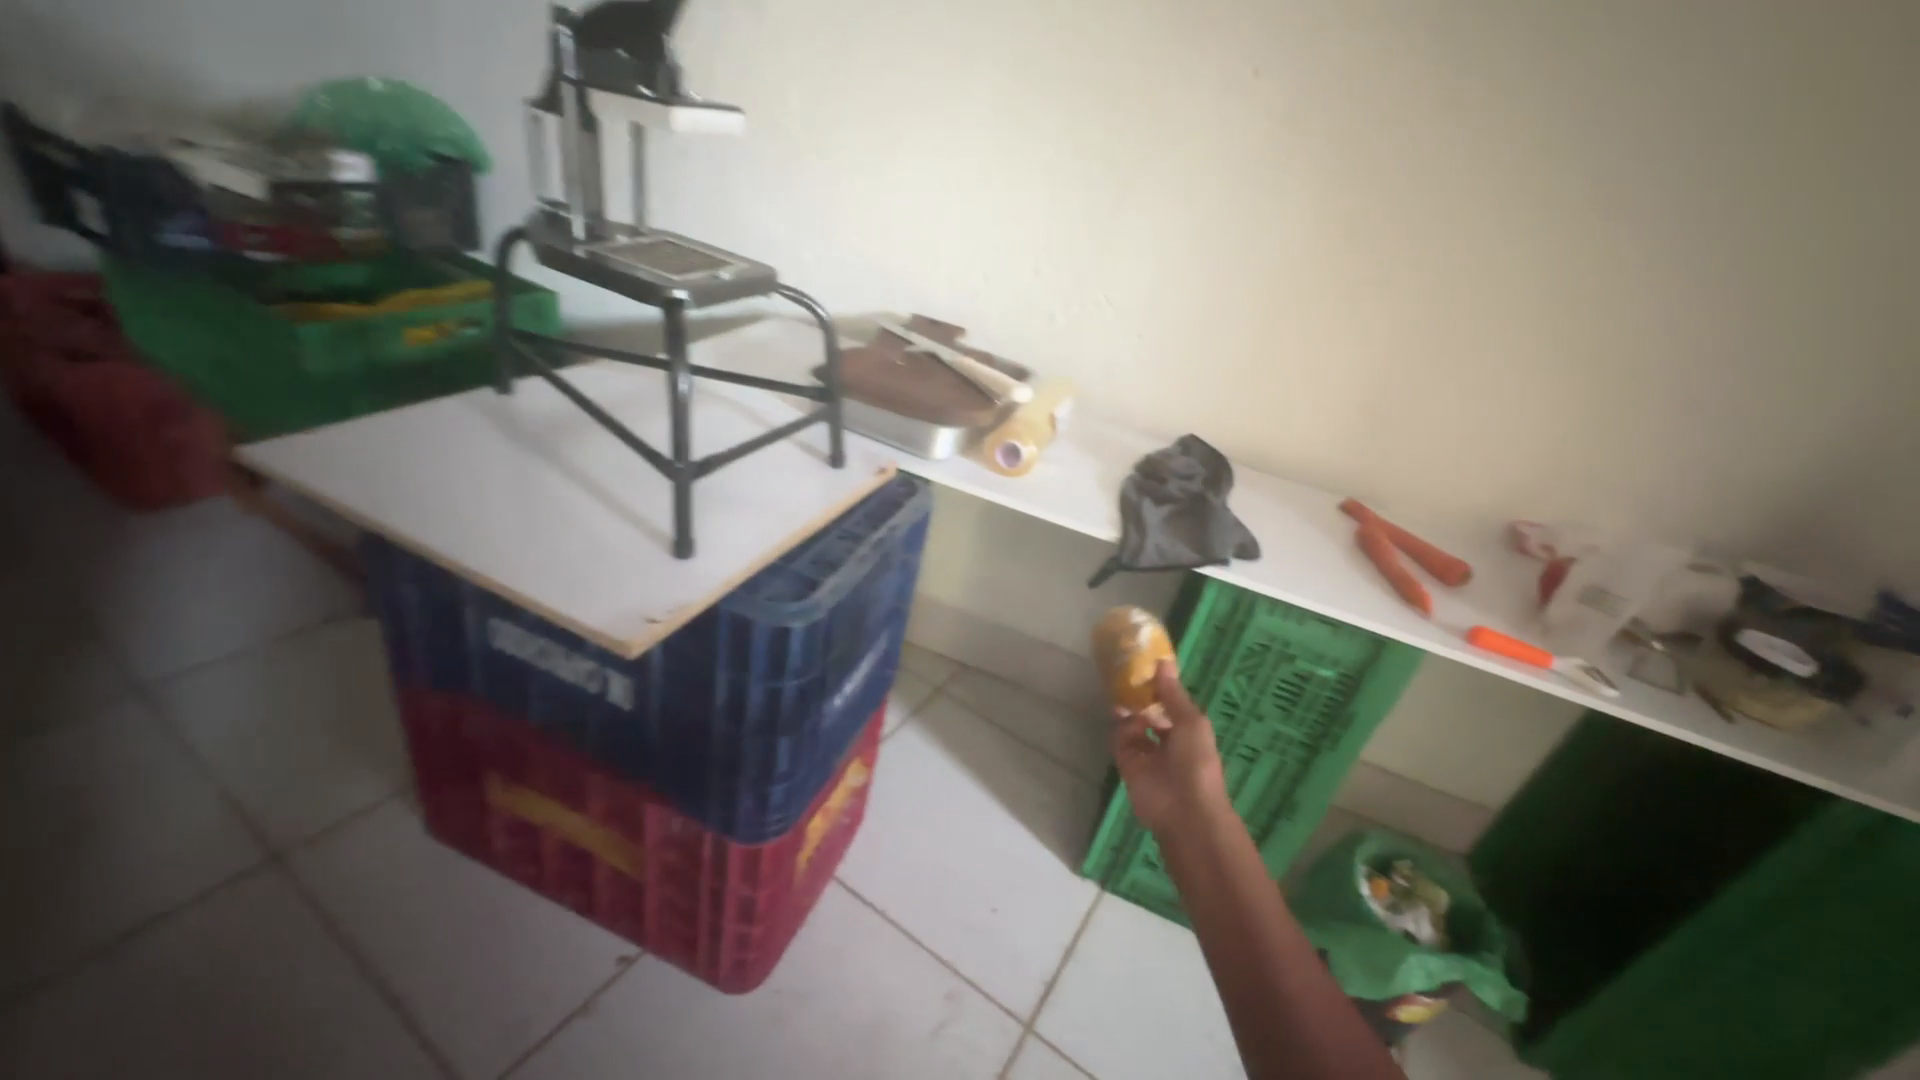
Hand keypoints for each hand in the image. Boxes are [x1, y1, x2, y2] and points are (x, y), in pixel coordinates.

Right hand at [1111, 661, 1230, 837]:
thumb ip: (1173, 694)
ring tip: (1120, 690)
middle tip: (1126, 674)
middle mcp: (1167, 741)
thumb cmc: (1197, 761)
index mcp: (1188, 731)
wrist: (1185, 810)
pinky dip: (1120, 729)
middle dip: (1140, 698)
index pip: (1171, 704)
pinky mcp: (1127, 765)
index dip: (1160, 687)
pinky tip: (1122, 716)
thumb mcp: (1191, 722)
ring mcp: (1146, 754)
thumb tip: (1164, 661)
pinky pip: (1120, 742)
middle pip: (1150, 714)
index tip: (1146, 665)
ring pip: (1133, 726)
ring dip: (1129, 710)